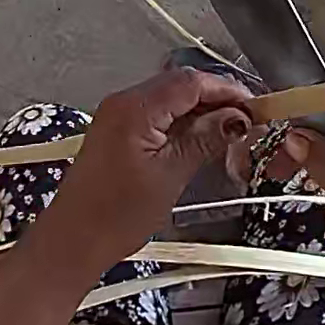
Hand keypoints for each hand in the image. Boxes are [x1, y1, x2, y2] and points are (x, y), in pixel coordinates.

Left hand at [37, 69, 254, 270]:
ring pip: (170, 96)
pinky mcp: (118, 128)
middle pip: (180, 83)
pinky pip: (157, 111)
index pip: (190, 82)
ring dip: (201, 107)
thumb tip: (238, 119)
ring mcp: (119, 112)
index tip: (254, 107)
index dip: (226, 90)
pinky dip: (182, 118)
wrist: (71, 242)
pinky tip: (200, 135)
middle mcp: (125, 100)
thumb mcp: (170, 175)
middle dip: (216, 96)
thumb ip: (204, 139)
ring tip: (229, 127)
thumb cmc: (119, 214)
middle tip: (246, 118)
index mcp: (136, 107)